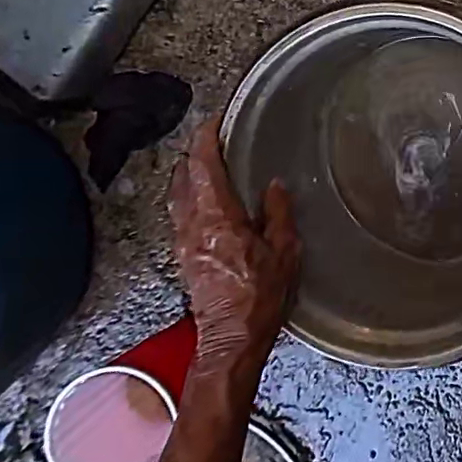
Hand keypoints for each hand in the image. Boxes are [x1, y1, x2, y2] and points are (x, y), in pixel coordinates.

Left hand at [167, 120, 300, 377]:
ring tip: (208, 162)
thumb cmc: (259, 298)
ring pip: (177, 193)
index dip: (205, 138)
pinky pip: (180, 212)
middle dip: (195, 152)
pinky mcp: (183, 255)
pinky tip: (206, 197)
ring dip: (189, 172)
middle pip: (183, 175)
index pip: (202, 165)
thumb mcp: (284, 252)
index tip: (214, 122)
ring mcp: (183, 240)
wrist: (231, 339)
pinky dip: (189, 194)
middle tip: (214, 139)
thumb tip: (274, 186)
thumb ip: (278, 214)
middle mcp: (193, 224)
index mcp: (218, 218)